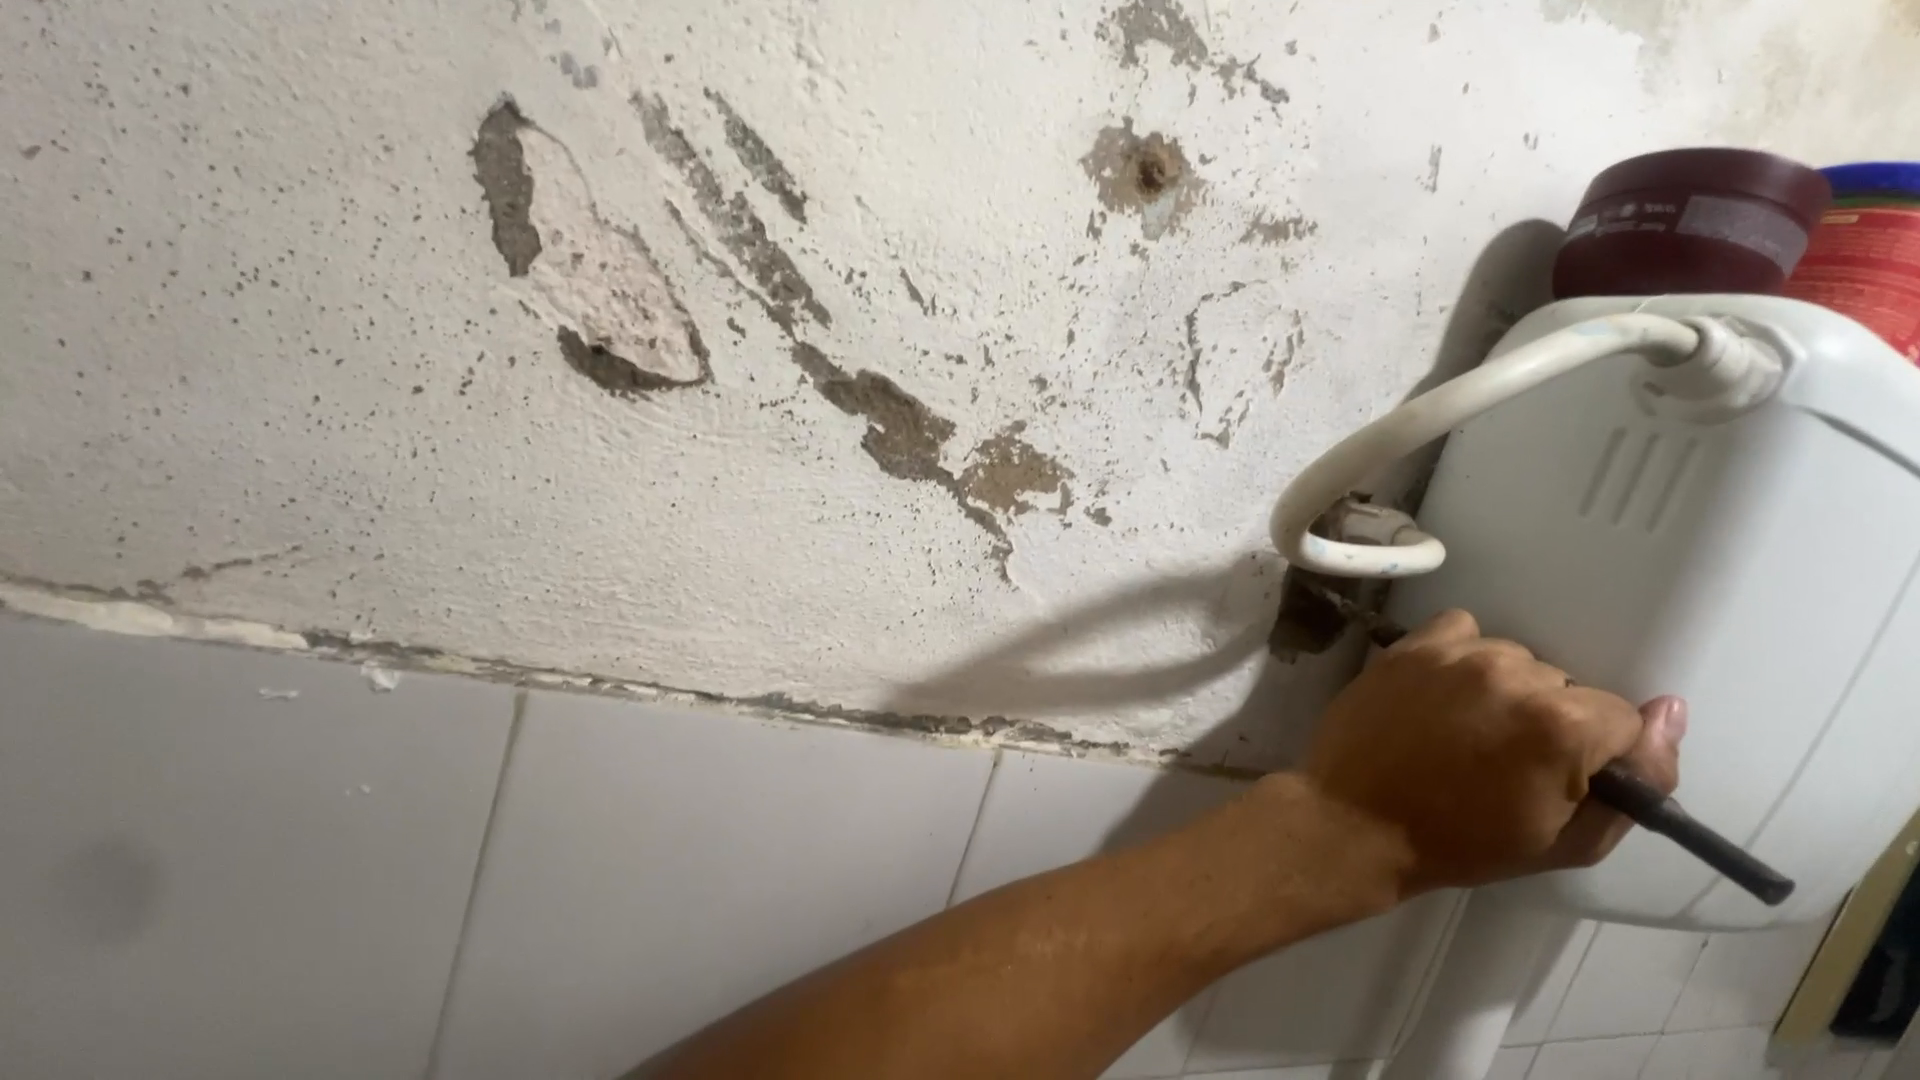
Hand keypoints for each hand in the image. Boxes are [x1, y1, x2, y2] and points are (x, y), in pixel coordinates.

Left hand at [1302, 609, 1685, 894]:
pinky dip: (1461, 655)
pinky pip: (1460, 630)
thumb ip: (1641, 779)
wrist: (1353, 821)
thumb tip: (1670, 711)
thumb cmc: (1461, 842)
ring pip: (1512, 660)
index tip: (1556, 777)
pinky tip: (1442, 691)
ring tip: (1465, 728)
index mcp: (1562, 723)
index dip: (1596, 755)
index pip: (1619, 720)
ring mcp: (1454, 655)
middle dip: (1547, 720)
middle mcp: (1512, 674)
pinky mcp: (1408, 646)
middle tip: (1500, 758)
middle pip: (1562, 686)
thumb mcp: (1569, 839)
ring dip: (1503, 688)